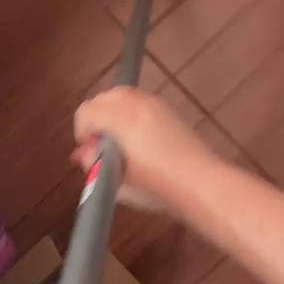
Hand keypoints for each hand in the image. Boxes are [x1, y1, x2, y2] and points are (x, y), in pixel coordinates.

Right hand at [72, 87, 217, 209]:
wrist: (202, 184)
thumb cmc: (159, 189)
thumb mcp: (119, 183)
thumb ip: (95, 164)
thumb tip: (82, 153)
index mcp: (123, 122)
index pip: (87, 111)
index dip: (81, 131)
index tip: (89, 151)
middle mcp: (137, 105)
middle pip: (102, 97)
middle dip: (95, 117)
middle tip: (100, 144)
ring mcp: (154, 103)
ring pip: (120, 93)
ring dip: (110, 111)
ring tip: (116, 138)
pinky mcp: (166, 108)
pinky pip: (137, 98)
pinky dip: (127, 109)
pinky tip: (134, 134)